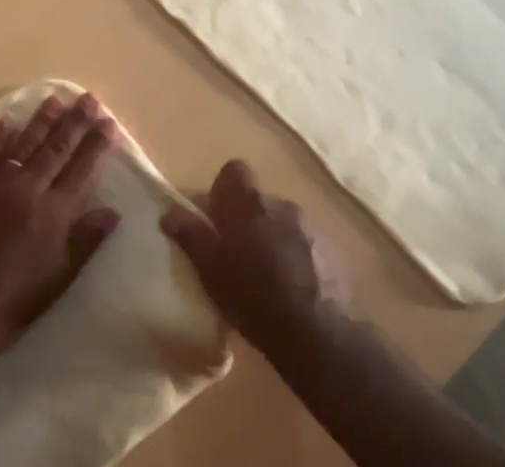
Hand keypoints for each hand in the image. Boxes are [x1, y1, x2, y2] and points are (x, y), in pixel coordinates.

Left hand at [0, 93, 121, 335]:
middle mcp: (30, 188)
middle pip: (57, 147)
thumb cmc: (19, 295)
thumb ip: (87, 239)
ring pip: (25, 142)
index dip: (97, 144)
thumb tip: (112, 210)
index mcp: (56, 211)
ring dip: (42, 119)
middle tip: (89, 98)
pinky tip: (9, 119)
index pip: (82, 168)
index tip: (109, 123)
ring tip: (56, 98)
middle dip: (75, 121)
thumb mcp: (63, 275)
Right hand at [160, 160, 350, 350]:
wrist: (316, 334)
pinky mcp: (335, 252)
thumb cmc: (252, 295)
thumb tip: (169, 211)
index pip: (235, 170)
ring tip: (268, 275)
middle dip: (249, 219)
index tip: (216, 218)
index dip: (224, 190)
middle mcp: (283, 204)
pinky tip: (295, 288)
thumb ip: (190, 234)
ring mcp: (313, 227)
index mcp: (249, 203)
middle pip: (259, 200)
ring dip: (274, 238)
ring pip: (285, 222)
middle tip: (238, 253)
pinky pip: (308, 244)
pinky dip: (299, 257)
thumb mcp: (210, 268)